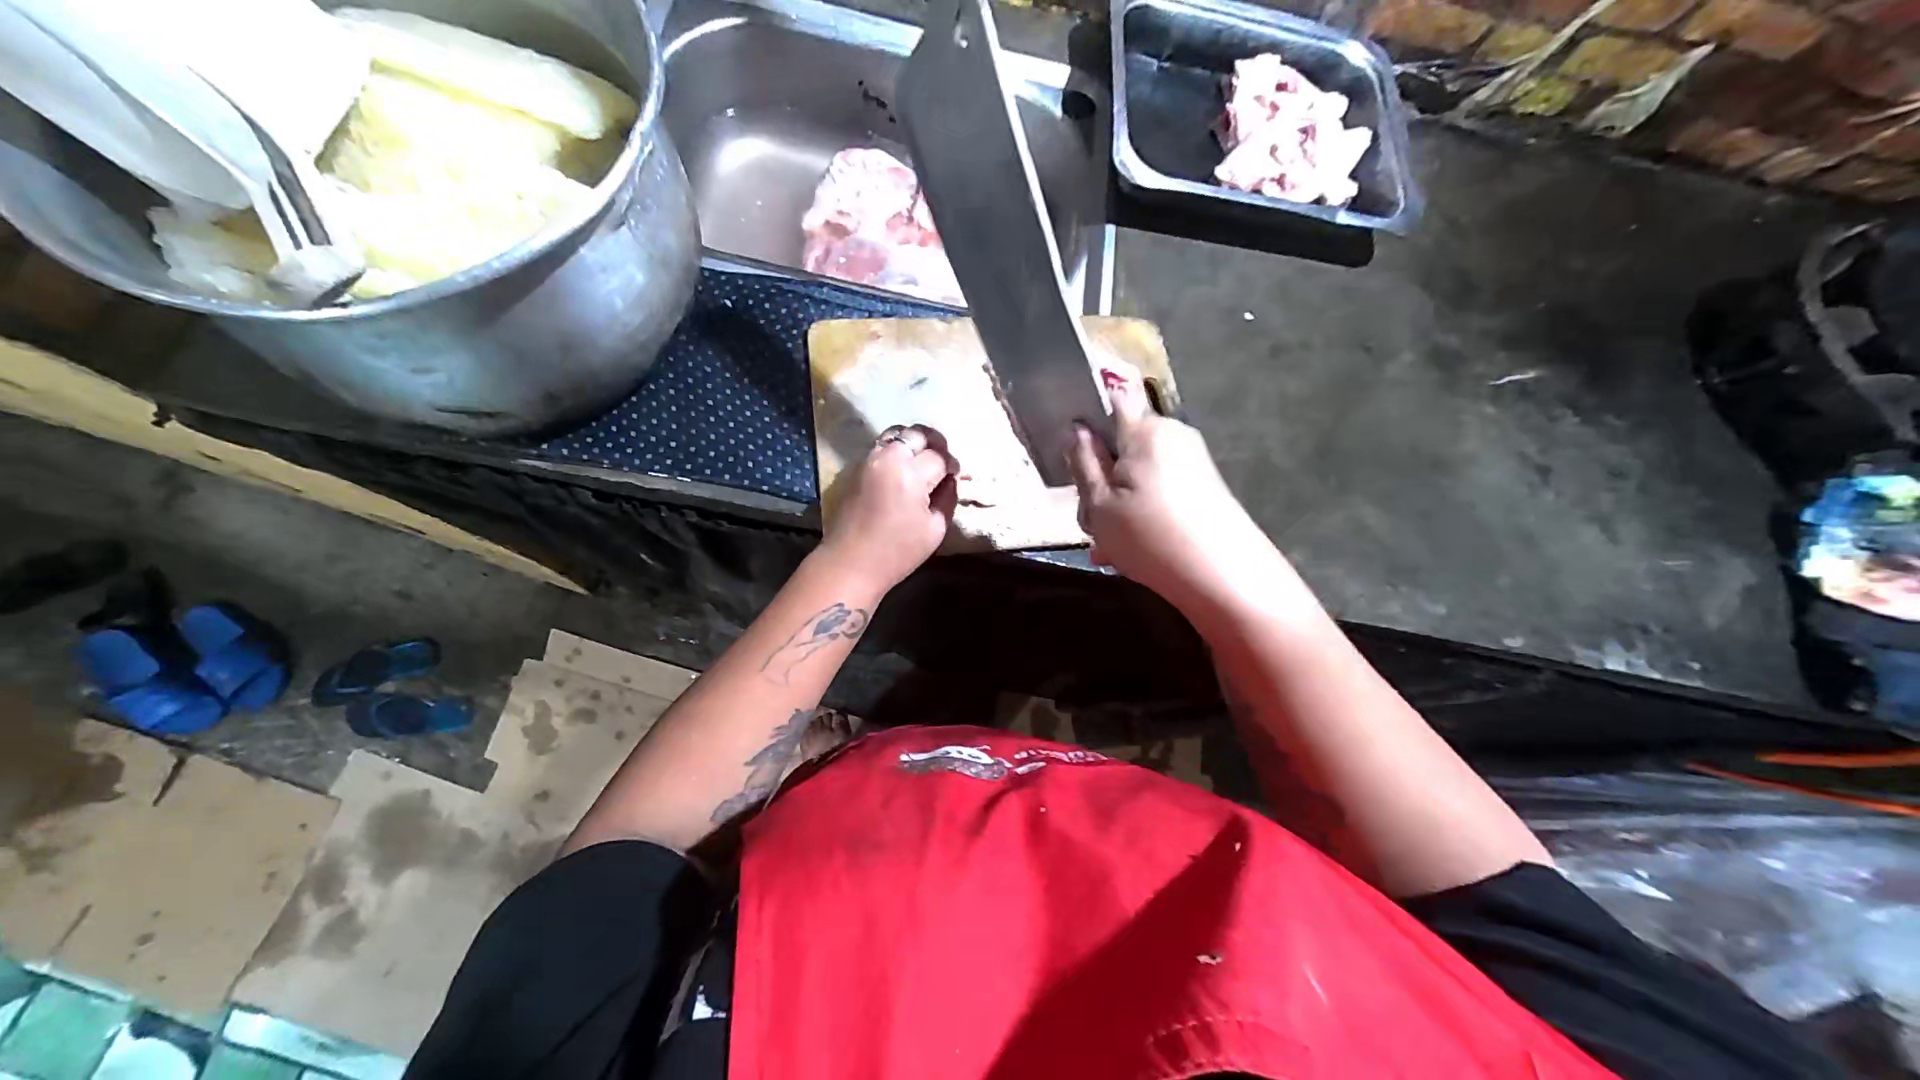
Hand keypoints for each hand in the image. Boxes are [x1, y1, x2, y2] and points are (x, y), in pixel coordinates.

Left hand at [818, 424, 957, 589]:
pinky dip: (897, 450)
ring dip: (914, 442)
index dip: (953, 465)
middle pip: (917, 433)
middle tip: (944, 462)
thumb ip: (947, 497)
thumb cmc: (897, 552)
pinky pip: (882, 447)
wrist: (850, 562)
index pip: (940, 456)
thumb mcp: (935, 529)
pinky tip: (905, 469)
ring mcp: (869, 460)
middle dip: (935, 443)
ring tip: (924, 461)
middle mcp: (889, 458)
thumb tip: (950, 480)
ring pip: (897, 434)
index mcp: (910, 474)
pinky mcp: (857, 468)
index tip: (958, 476)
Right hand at [1066, 377, 1281, 613]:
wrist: (1225, 579)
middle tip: (1090, 520)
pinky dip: (1141, 512)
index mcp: (1145, 430)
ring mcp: (1193, 461)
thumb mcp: (1098, 505)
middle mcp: (1173, 435)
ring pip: (1137, 471)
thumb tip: (1076, 430)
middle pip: (1122, 443)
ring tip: (1110, 544)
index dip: (1086, 417)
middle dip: (1101, 476)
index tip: (1072, 452)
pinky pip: (1158, 489)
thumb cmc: (1150, 537)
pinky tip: (1132, 547)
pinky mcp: (1204, 487)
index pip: (1111, 397)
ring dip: (1118, 501)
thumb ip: (1082, 463)